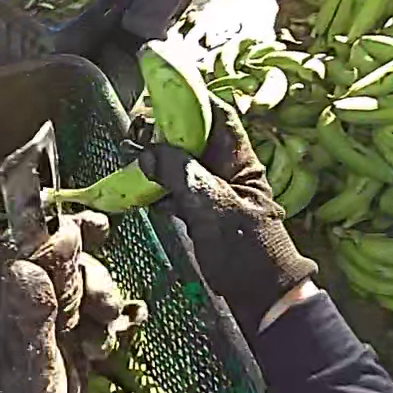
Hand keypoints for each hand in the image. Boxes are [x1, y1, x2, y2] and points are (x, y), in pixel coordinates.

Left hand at [0, 212, 109, 392]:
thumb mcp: (22, 359)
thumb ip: (29, 312)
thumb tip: (29, 263)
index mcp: (12, 287)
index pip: (37, 238)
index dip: (68, 229)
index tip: (99, 229)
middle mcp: (35, 292)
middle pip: (76, 260)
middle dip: (96, 281)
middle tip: (101, 313)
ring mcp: (57, 313)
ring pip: (94, 286)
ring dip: (106, 310)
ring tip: (96, 345)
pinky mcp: (76, 333)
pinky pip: (105, 314)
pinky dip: (117, 324)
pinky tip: (114, 340)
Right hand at [138, 97, 316, 337]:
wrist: (260, 296)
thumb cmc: (248, 250)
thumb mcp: (214, 207)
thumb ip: (181, 175)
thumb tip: (146, 152)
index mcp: (239, 160)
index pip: (218, 115)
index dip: (192, 99)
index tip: (159, 97)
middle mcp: (224, 168)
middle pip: (191, 135)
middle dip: (162, 130)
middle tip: (135, 132)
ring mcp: (210, 190)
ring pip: (178, 161)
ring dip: (154, 158)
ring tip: (131, 157)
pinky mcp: (198, 210)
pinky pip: (172, 187)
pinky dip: (155, 186)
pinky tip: (139, 190)